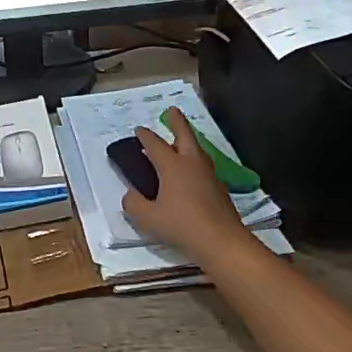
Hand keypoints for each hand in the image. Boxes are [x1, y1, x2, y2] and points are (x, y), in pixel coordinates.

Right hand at [120, 107, 251, 263]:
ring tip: (179, 142)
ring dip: (187, 141)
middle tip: (172, 111)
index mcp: (172, 166)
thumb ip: (133, 204)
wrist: (220, 241)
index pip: (155, 145)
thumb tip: (131, 195)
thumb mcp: (147, 218)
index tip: (139, 130)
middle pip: (184, 136)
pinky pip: (203, 166)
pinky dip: (194, 161)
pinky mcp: (219, 188)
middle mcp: (192, 164)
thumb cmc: (180, 226)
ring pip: (197, 150)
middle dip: (177, 122)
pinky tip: (190, 173)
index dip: (145, 136)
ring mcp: (209, 175)